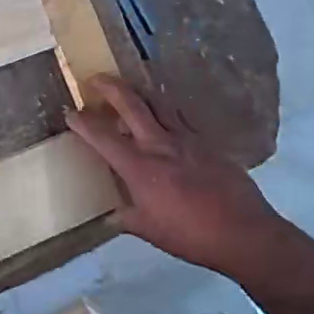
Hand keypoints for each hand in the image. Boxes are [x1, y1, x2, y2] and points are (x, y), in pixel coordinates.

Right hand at [66, 75, 302, 281]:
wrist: (242, 231)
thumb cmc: (191, 235)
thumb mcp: (149, 231)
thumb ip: (127, 217)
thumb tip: (114, 214)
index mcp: (140, 167)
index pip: (103, 137)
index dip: (83, 123)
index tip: (70, 113)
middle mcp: (160, 144)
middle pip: (131, 103)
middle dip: (109, 87)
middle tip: (95, 79)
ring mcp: (186, 138)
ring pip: (158, 101)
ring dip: (139, 91)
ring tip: (129, 88)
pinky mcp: (206, 140)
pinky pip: (180, 116)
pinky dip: (165, 109)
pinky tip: (164, 115)